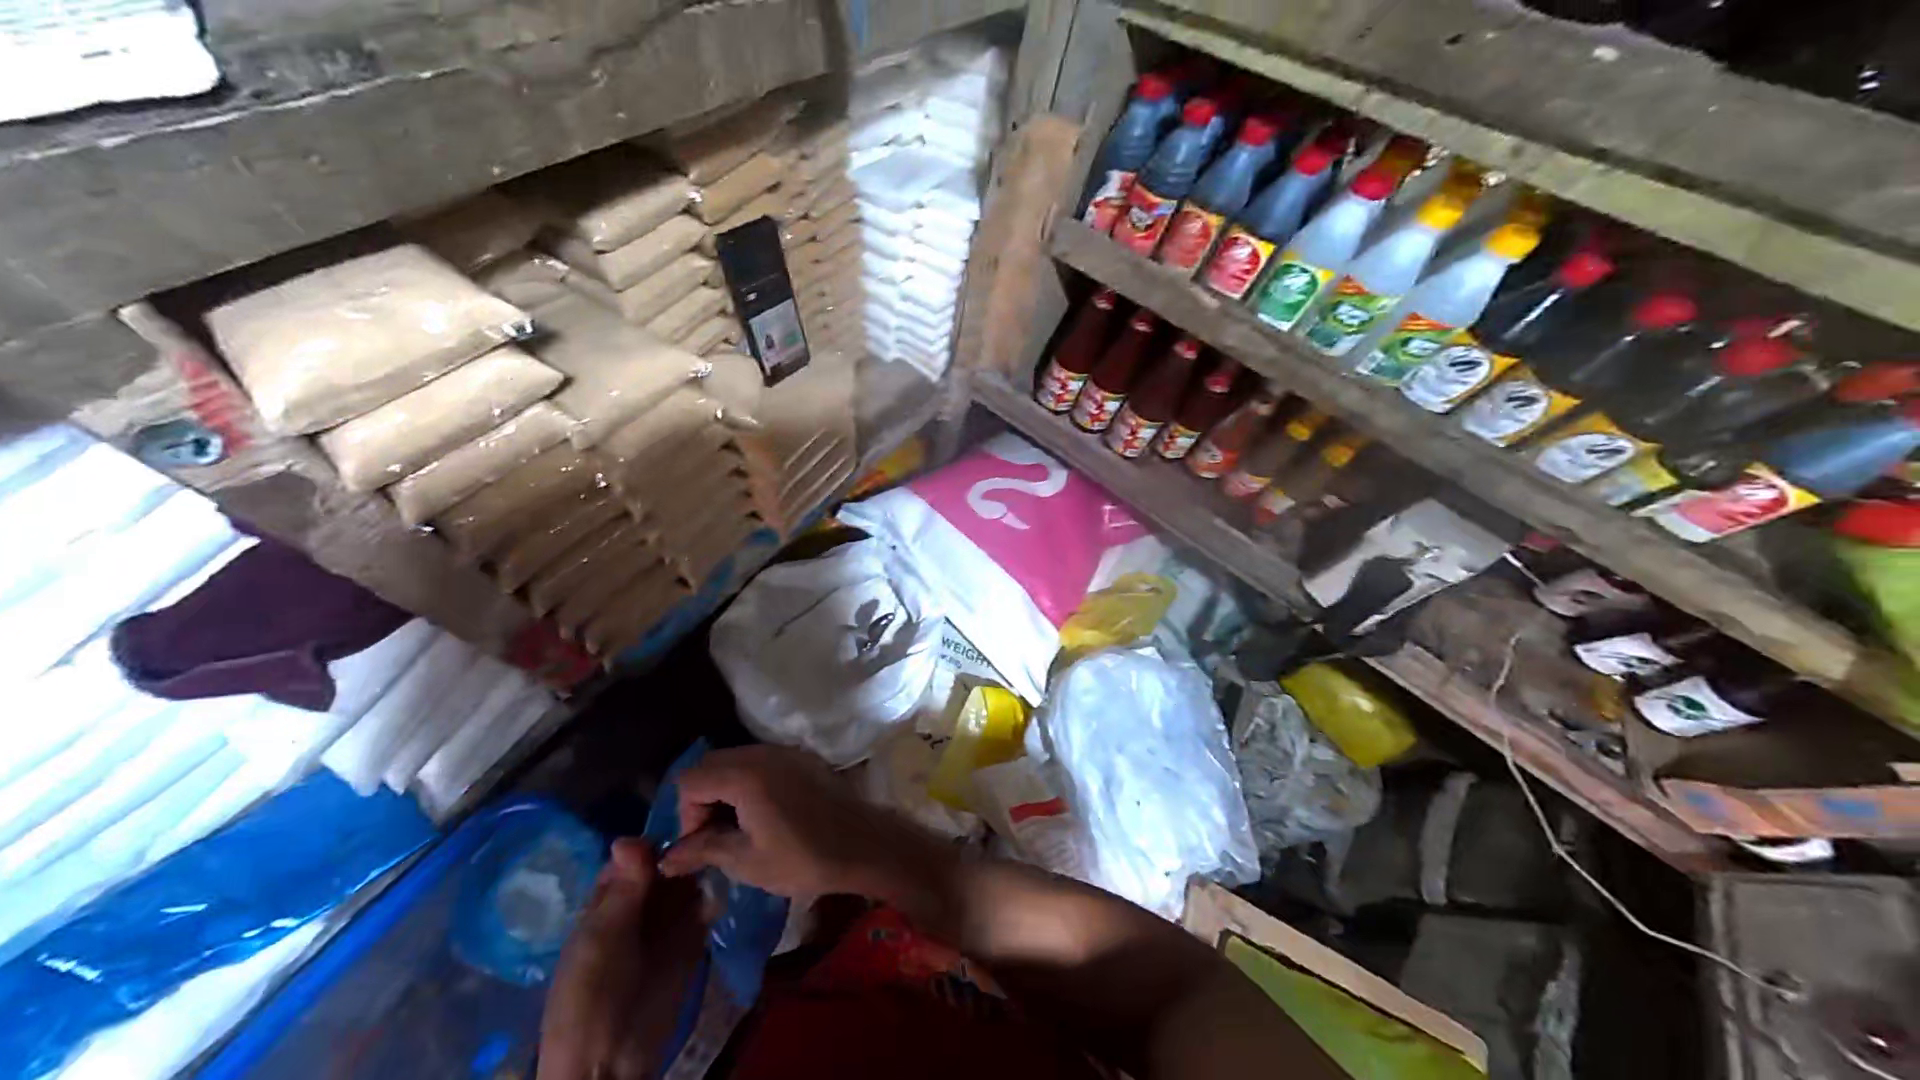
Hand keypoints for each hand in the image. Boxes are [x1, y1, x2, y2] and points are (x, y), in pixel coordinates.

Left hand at [537, 839, 705, 1079]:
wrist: (610, 1061)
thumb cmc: (590, 997)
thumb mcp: (600, 939)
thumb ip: (622, 890)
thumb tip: (627, 836)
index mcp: (608, 899)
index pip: (637, 855)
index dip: (659, 838)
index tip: (689, 815)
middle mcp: (641, 903)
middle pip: (668, 862)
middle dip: (690, 846)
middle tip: (717, 829)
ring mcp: (669, 920)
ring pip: (691, 879)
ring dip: (707, 863)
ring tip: (729, 846)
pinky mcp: (694, 938)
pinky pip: (708, 905)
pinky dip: (717, 891)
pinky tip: (730, 877)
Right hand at [658, 745, 946, 901]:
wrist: (864, 844)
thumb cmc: (805, 858)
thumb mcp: (747, 861)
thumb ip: (703, 850)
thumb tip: (665, 858)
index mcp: (746, 775)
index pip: (689, 780)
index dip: (686, 814)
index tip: (701, 845)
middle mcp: (763, 753)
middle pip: (711, 765)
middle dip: (702, 800)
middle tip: (714, 837)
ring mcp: (785, 751)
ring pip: (735, 761)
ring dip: (725, 791)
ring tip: (736, 829)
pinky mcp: (802, 757)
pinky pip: (761, 762)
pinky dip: (749, 783)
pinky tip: (762, 814)